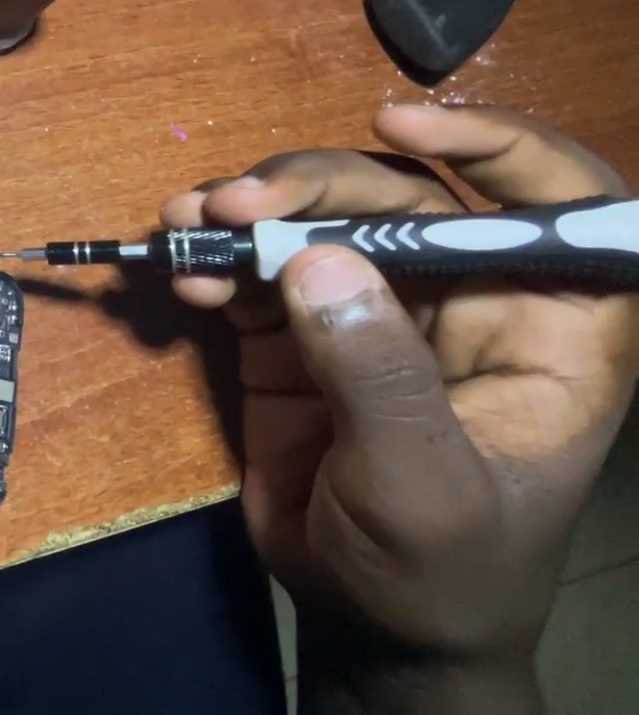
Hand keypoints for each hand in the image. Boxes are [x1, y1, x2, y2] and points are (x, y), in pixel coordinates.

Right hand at [161, 105, 636, 710]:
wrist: (361, 613)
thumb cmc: (436, 566)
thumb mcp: (419, 483)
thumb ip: (375, 374)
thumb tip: (312, 262)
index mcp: (537, 331)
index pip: (556, 211)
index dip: (498, 148)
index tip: (400, 122)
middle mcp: (452, 302)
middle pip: (392, 201)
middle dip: (308, 188)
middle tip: (227, 203)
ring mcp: (362, 311)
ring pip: (310, 225)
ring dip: (242, 215)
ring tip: (182, 221)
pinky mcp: (288, 331)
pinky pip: (248, 272)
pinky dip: (209, 263)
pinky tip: (180, 276)